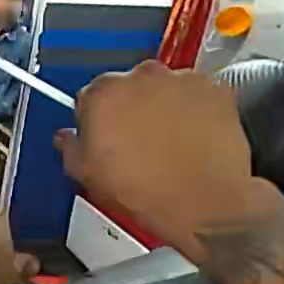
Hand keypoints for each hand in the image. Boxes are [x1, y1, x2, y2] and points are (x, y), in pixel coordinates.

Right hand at [54, 60, 260, 248]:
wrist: (202, 205)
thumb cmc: (146, 190)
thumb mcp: (86, 173)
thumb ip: (70, 146)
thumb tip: (68, 138)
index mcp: (102, 94)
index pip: (89, 93)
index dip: (94, 115)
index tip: (101, 131)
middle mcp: (141, 78)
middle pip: (127, 85)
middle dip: (128, 106)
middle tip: (133, 139)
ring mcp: (181, 82)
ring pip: (162, 87)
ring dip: (160, 105)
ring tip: (164, 140)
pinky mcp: (215, 91)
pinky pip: (196, 94)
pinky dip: (192, 109)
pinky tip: (188, 136)